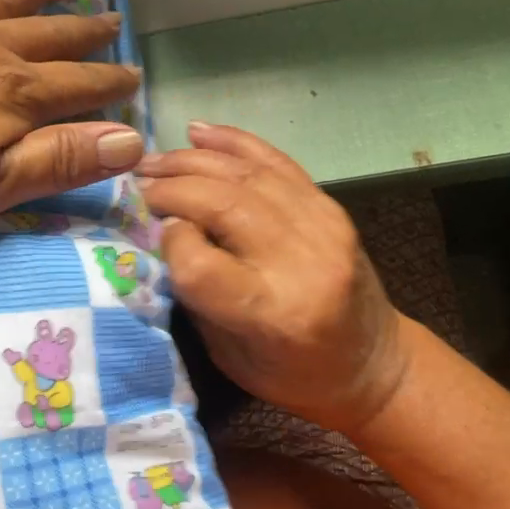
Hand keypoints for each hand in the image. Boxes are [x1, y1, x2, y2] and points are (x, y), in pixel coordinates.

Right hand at [138, 123, 412, 433]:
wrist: (374, 365)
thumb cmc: (293, 375)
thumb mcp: (230, 355)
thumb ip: (197, 294)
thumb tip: (161, 232)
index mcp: (273, 313)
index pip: (200, 263)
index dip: (169, 242)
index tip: (152, 235)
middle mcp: (301, 262)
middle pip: (221, 205)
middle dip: (171, 189)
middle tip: (135, 185)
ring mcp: (322, 226)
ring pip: (245, 174)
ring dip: (192, 160)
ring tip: (152, 161)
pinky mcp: (330, 206)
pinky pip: (275, 161)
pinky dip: (233, 143)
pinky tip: (198, 134)